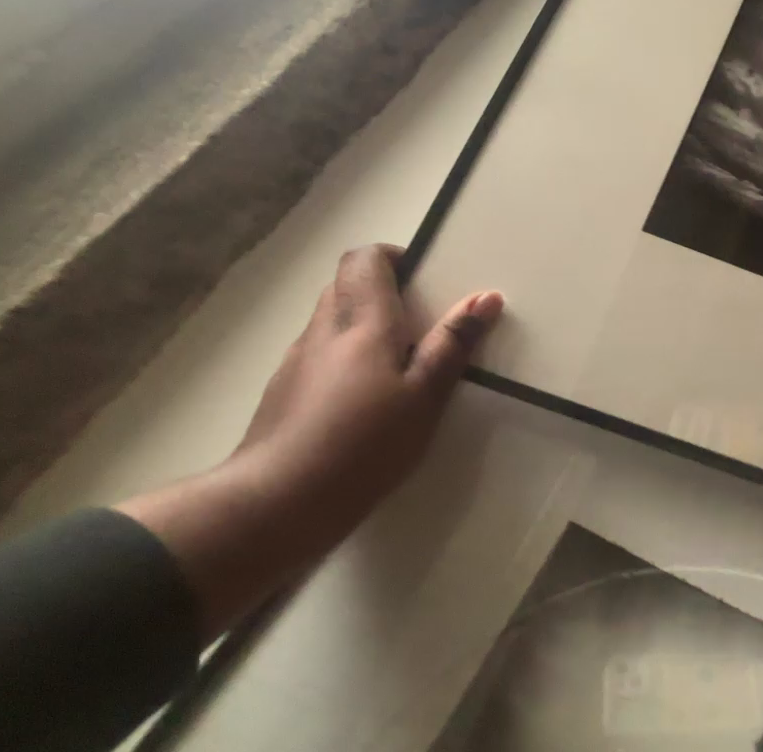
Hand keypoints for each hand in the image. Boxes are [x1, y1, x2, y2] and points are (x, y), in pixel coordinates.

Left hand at [120, 244, 502, 638]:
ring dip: (364, 326)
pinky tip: (366, 402)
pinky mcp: (283, 394)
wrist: (276, 504)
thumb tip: (485, 296)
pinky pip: (320, 356)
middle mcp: (322, 330)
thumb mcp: (424, 395)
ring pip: (331, 321)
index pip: (364, 258)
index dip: (393, 257)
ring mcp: (296, 362)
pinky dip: (346, 360)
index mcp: (361, 321)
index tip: (425, 279)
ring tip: (401, 365)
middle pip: (345, 285)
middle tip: (423, 321)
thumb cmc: (363, 444)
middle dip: (383, 290)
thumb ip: (453, 344)